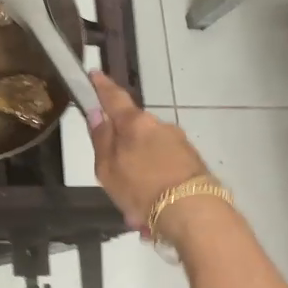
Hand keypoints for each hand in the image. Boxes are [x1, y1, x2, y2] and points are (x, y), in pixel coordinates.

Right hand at [88, 72, 208, 229]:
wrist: (194, 214)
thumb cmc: (142, 189)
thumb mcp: (108, 168)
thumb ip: (101, 139)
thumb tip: (97, 113)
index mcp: (134, 123)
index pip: (114, 98)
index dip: (102, 86)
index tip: (94, 73)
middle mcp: (159, 126)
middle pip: (134, 129)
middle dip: (123, 146)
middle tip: (114, 174)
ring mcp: (179, 142)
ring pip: (149, 151)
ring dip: (140, 169)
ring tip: (134, 202)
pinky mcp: (193, 161)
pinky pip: (164, 166)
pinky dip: (155, 181)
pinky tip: (151, 207)